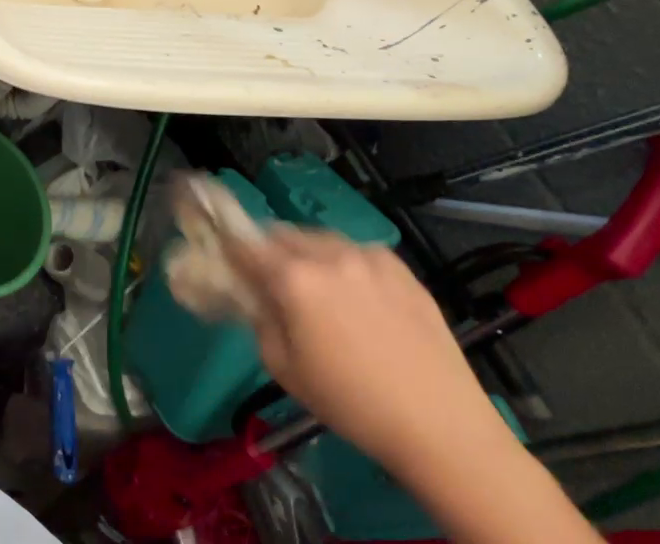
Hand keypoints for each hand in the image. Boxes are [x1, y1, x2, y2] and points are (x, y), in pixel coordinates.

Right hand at [226, 227, 507, 469]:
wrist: (441, 426)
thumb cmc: (349, 401)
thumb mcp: (280, 365)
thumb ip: (258, 318)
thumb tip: (252, 296)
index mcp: (293, 277)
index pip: (241, 244)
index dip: (224, 247)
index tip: (218, 257)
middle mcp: (330, 256)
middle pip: (280, 234)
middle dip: (264, 249)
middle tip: (263, 277)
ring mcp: (372, 261)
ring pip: (320, 239)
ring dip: (304, 252)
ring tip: (310, 284)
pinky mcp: (404, 274)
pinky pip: (359, 253)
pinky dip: (344, 262)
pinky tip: (352, 292)